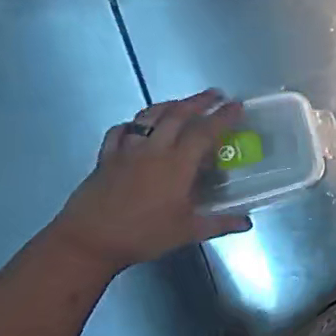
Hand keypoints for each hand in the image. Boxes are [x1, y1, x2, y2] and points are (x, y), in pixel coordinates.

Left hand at [47, 89, 251, 272]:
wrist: (88, 241)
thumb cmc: (143, 235)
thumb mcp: (187, 231)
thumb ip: (220, 223)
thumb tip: (247, 222)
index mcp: (176, 165)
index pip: (204, 132)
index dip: (223, 117)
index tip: (237, 106)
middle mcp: (153, 150)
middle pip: (177, 115)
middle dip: (198, 101)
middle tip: (215, 95)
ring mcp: (126, 151)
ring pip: (148, 117)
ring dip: (168, 105)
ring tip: (181, 103)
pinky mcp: (106, 158)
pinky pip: (119, 131)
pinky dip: (132, 124)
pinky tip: (137, 127)